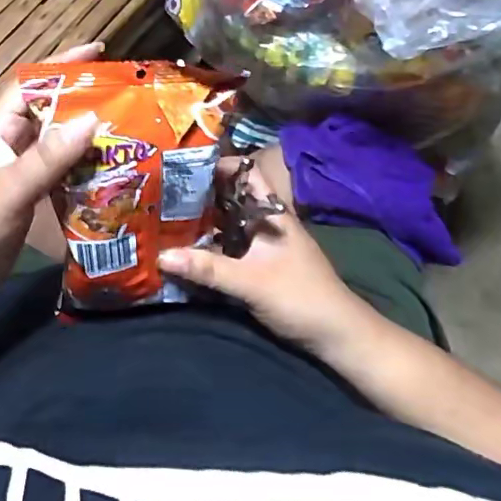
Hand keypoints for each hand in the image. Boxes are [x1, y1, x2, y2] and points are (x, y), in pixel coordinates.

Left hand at [0, 43, 103, 287]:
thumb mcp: (12, 186)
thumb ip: (49, 156)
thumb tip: (92, 118)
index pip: (31, 83)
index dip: (61, 64)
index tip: (98, 50)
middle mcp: (10, 142)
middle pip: (50, 108)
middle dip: (83, 97)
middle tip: (125, 93)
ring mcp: (20, 168)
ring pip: (58, 140)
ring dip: (87, 133)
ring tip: (127, 127)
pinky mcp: (30, 192)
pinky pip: (62, 168)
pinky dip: (83, 164)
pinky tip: (110, 168)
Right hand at [158, 157, 380, 354]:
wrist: (340, 336)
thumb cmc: (301, 298)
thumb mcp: (250, 282)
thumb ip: (207, 269)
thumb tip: (161, 256)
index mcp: (273, 215)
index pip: (247, 173)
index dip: (219, 164)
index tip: (184, 164)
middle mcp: (269, 223)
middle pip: (232, 197)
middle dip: (202, 193)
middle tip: (164, 191)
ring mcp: (266, 245)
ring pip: (230, 222)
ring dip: (204, 219)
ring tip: (166, 215)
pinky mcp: (262, 265)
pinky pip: (230, 245)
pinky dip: (210, 243)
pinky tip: (187, 247)